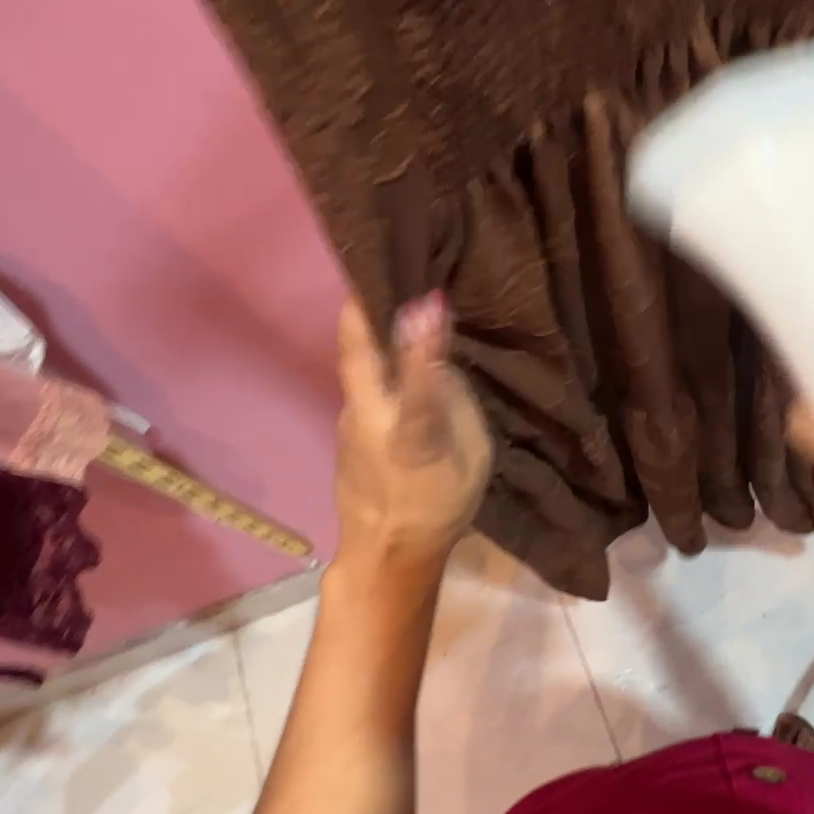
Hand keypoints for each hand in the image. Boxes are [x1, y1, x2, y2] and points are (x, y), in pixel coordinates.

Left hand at [333, 293, 490, 570]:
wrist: (387, 552)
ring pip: (354, 366)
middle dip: (360, 309)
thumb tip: (438, 354)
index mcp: (414, 440)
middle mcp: (371, 423)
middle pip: (357, 358)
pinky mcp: (340, 425)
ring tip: (384, 292)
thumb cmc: (441, 505)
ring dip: (364, 329)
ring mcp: (347, 421)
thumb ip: (455, 404)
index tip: (428, 303)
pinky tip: (386, 349)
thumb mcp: (472, 459)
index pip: (419, 390)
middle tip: (372, 261)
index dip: (424, 348)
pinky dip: (371, 359)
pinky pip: (360, 382)